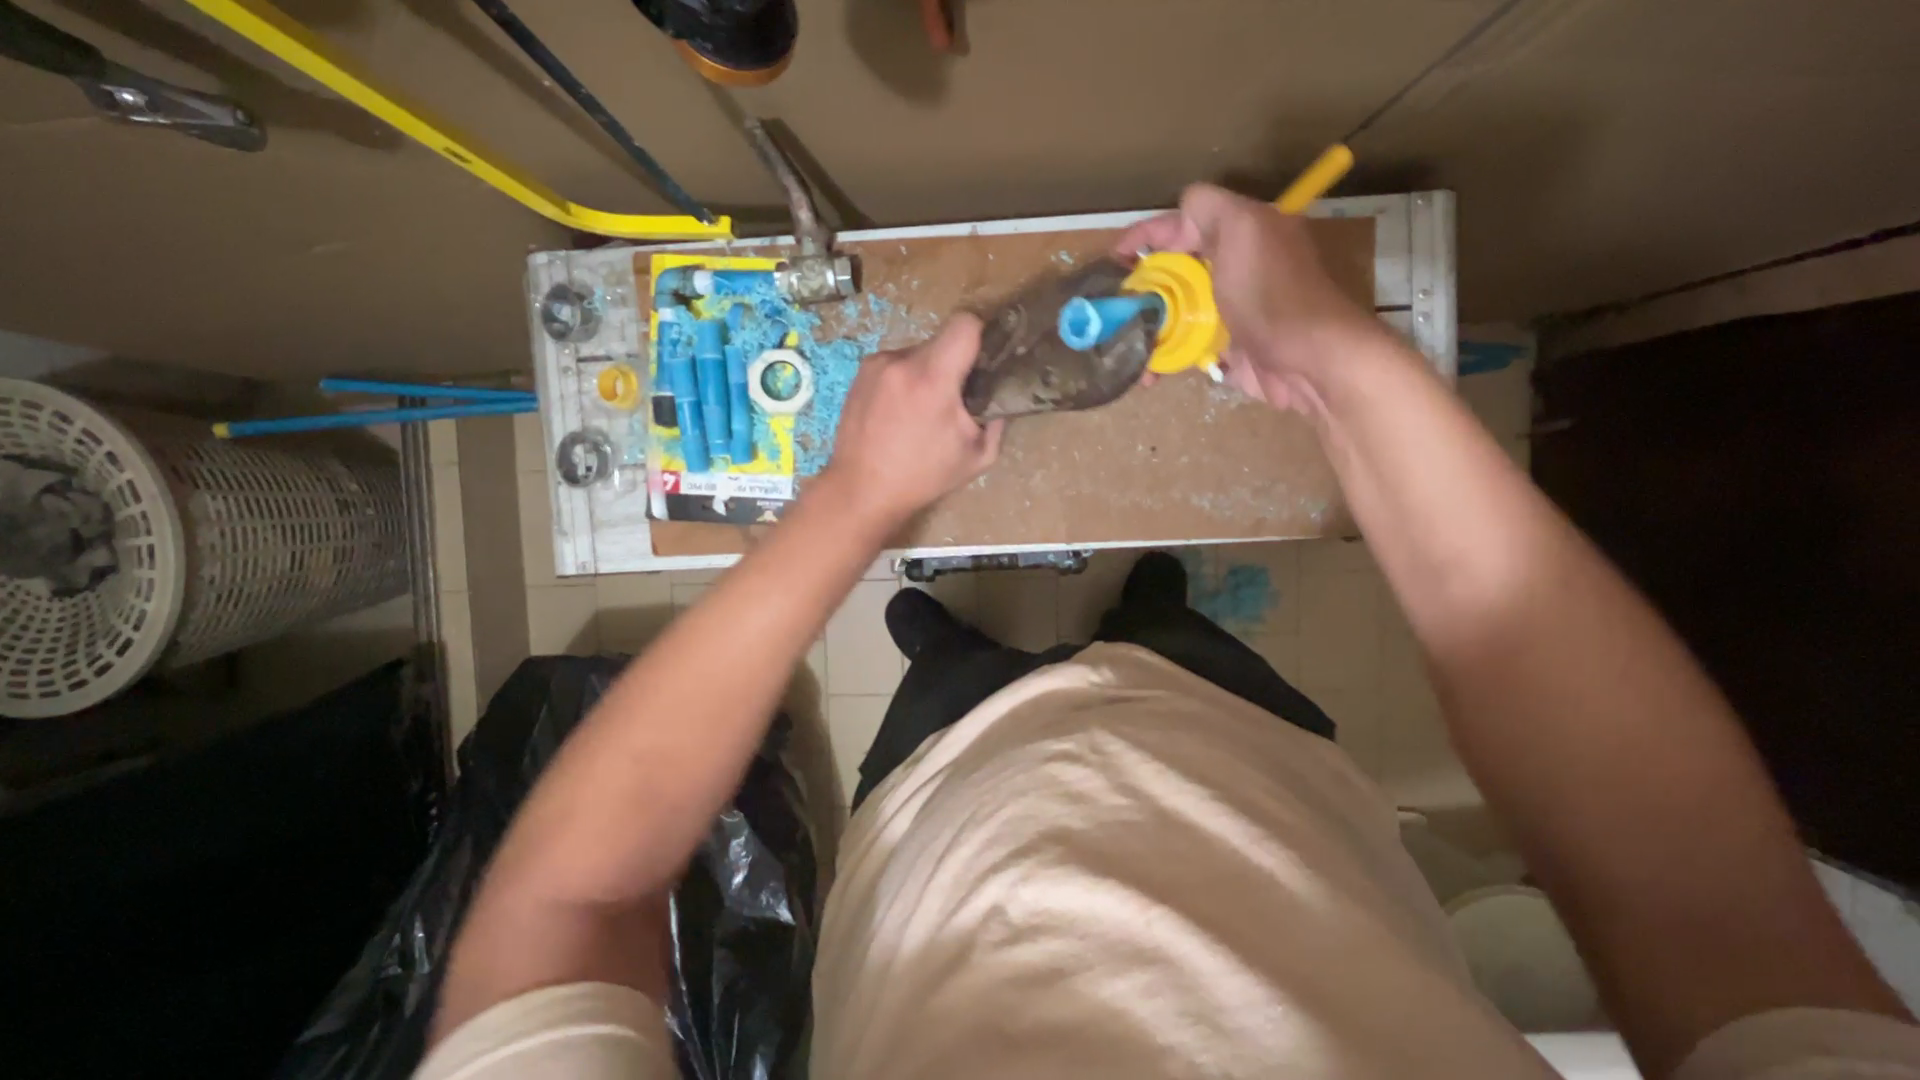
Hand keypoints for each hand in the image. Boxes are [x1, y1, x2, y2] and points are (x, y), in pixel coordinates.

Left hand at [819, 315, 1004, 528]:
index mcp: (932, 379)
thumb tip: (1001, 399)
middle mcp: (901, 362)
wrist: (861, 489)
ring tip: (922, 411)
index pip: (964, 324)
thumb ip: (997, 422)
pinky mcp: (861, 373)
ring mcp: (877, 365)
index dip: (980, 336)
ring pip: (918, 354)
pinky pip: (896, 364)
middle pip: (942, 341)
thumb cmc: (922, 477)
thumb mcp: (977, 457)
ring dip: (927, 373)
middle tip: (954, 399)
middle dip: (953, 364)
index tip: (982, 361)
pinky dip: (905, 381)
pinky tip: (900, 412)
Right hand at [1116, 183, 1389, 415]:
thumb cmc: (1272, 292)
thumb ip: (1208, 206)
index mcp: (1237, 234)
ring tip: (1120, 346)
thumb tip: (1180, 212)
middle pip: (1172, 273)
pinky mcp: (1228, 351)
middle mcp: (1233, 269)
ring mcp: (1230, 312)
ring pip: (1174, 314)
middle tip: (1111, 309)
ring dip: (1146, 329)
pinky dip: (1164, 361)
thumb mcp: (1242, 227)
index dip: (1145, 237)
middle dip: (1140, 289)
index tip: (1115, 260)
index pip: (1182, 224)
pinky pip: (1186, 351)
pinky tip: (1148, 374)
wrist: (1308, 359)